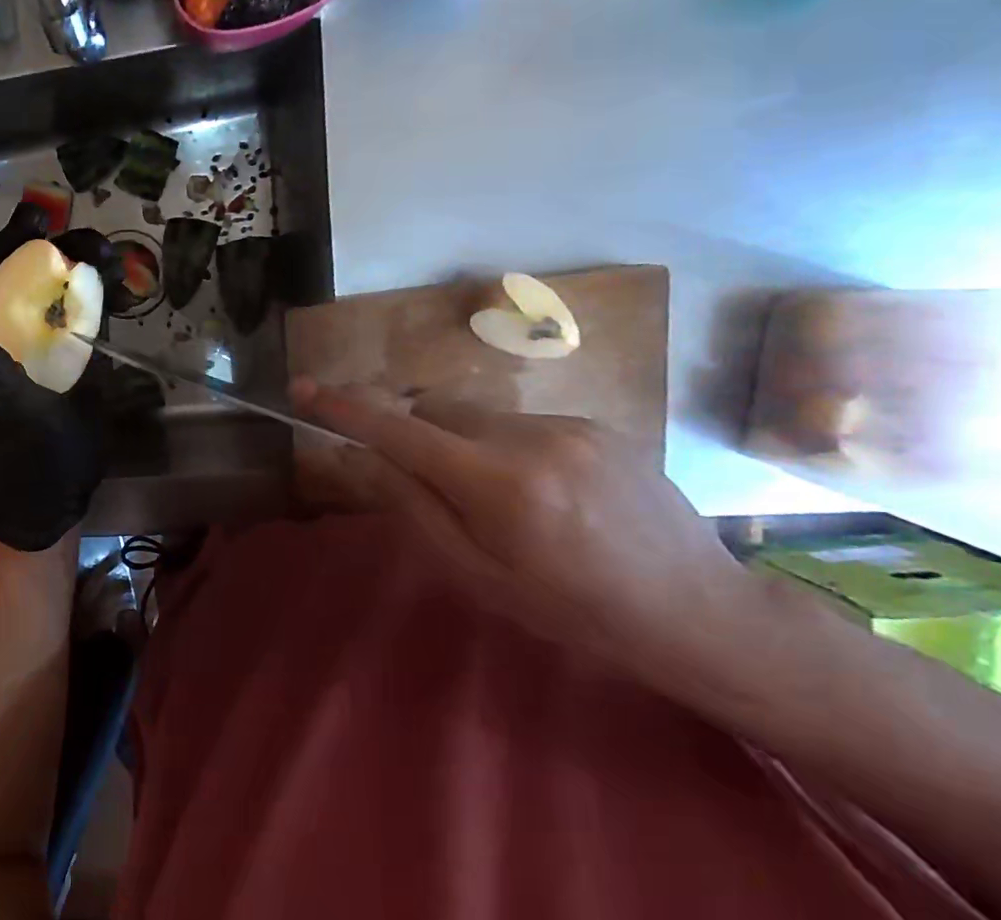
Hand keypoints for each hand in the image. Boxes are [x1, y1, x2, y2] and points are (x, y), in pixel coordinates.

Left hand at [0, 203, 161, 550]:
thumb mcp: (16, 419)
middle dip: (61, 253)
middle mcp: (15, 336)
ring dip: (86, 271)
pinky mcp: (74, 359)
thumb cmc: (33, 457)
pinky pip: (86, 316)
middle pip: (31, 277)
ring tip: (115, 260)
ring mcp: (46, 345)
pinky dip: (103, 297)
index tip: (37, 218)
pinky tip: (123, 290)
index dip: (7, 246)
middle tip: (98, 244)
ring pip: (61, 293)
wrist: (58, 490)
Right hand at [289, 381, 744, 662]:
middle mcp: (533, 437)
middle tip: (435, 486)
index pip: (401, 431)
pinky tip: (547, 492)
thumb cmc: (571, 610)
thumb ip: (415, 509)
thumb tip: (368, 458)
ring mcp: (572, 424)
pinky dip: (507, 445)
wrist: (695, 612)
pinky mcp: (599, 423)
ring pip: (479, 415)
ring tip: (507, 500)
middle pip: (436, 409)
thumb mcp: (478, 576)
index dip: (346, 409)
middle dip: (417, 435)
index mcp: (498, 484)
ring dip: (465, 443)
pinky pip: (522, 421)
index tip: (305, 389)